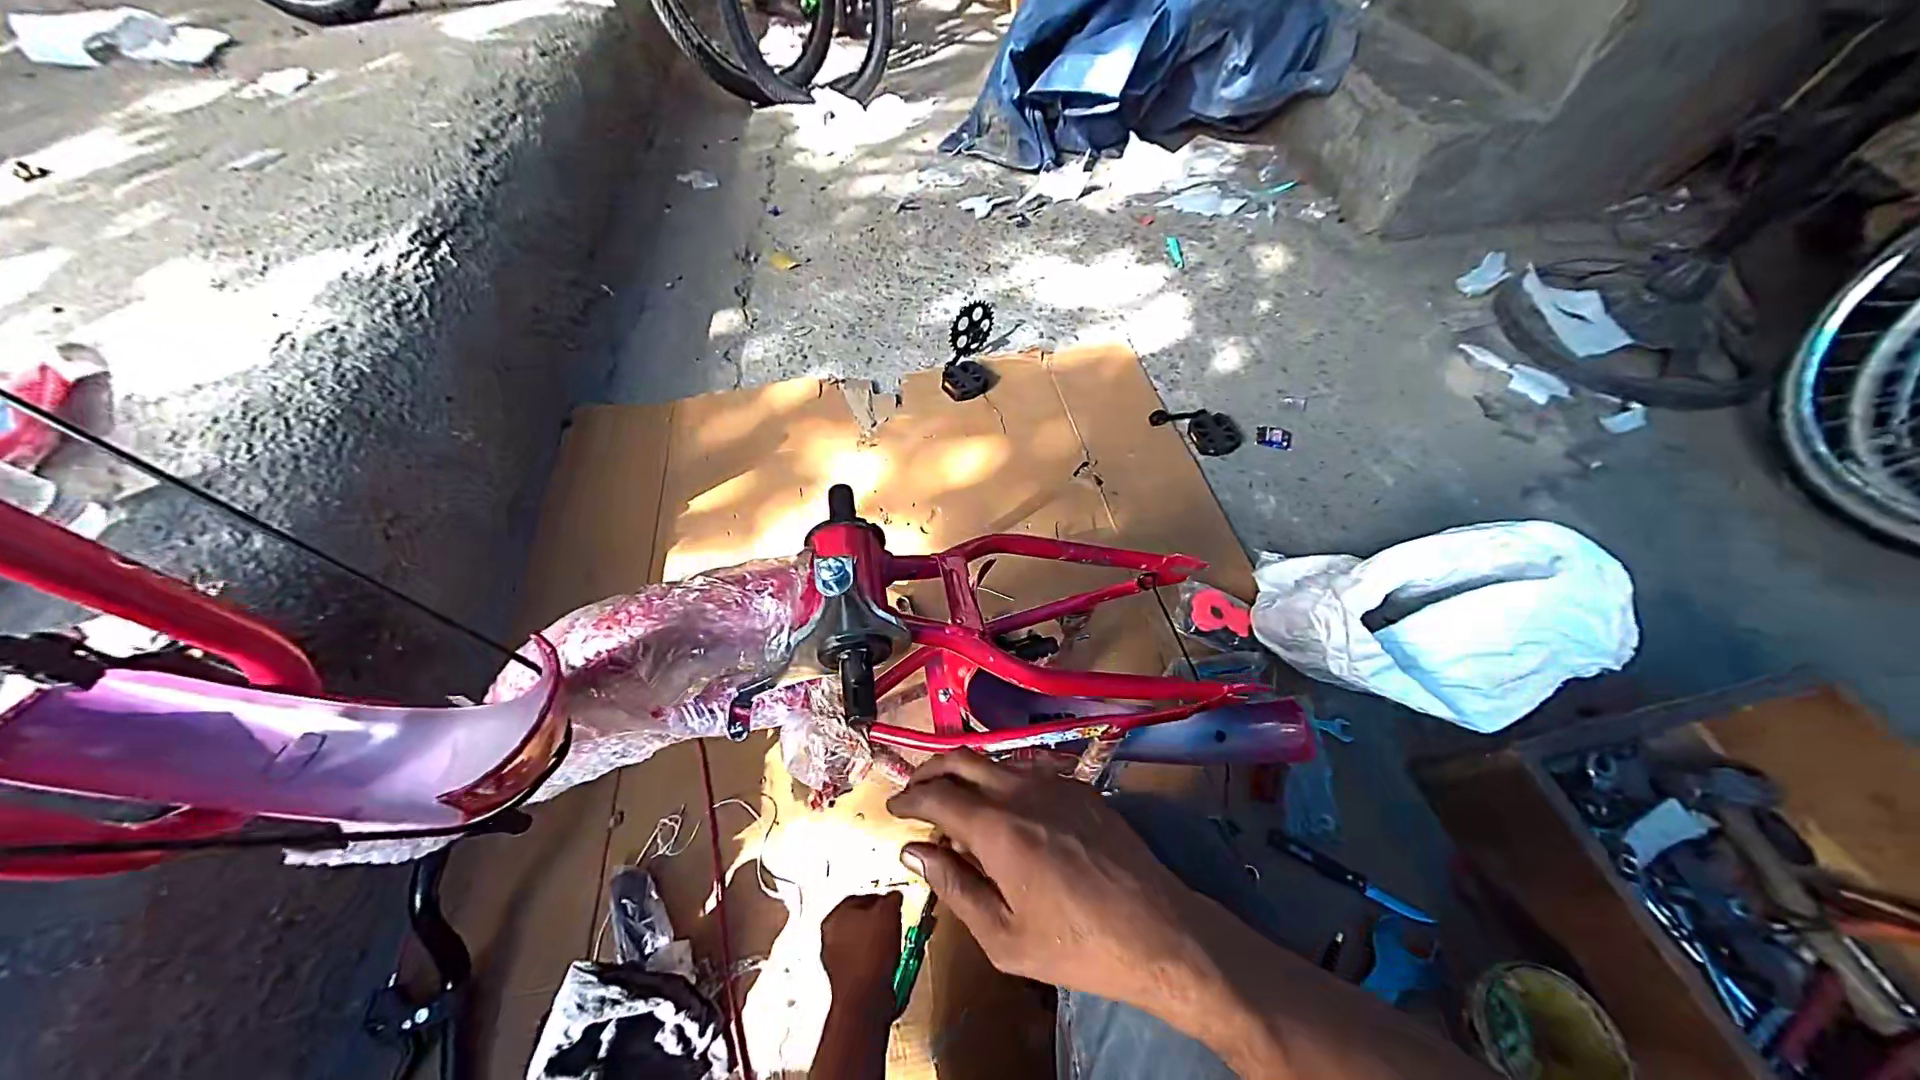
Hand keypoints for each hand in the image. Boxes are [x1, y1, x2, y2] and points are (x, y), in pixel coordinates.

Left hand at [813, 894, 902, 1079]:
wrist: (866, 997)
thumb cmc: (870, 954)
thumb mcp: (889, 913)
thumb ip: (891, 898)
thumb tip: (893, 897)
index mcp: (833, 917)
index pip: (858, 897)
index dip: (879, 898)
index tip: (891, 901)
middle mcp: (829, 938)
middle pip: (858, 920)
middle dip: (878, 919)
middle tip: (894, 919)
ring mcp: (835, 961)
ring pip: (861, 941)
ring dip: (878, 939)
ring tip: (895, 939)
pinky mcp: (845, 981)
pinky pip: (863, 961)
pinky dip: (876, 958)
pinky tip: (889, 959)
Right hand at [884, 751, 1208, 1010]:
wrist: (1159, 932)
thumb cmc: (1075, 945)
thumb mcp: (1003, 936)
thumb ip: (954, 886)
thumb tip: (916, 850)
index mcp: (999, 829)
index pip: (937, 795)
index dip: (909, 798)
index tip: (894, 809)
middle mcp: (1023, 791)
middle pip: (962, 760)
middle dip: (930, 771)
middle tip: (914, 792)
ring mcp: (1056, 783)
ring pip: (995, 761)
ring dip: (965, 773)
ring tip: (953, 801)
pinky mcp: (1080, 788)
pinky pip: (1027, 770)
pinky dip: (1000, 779)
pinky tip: (1002, 807)